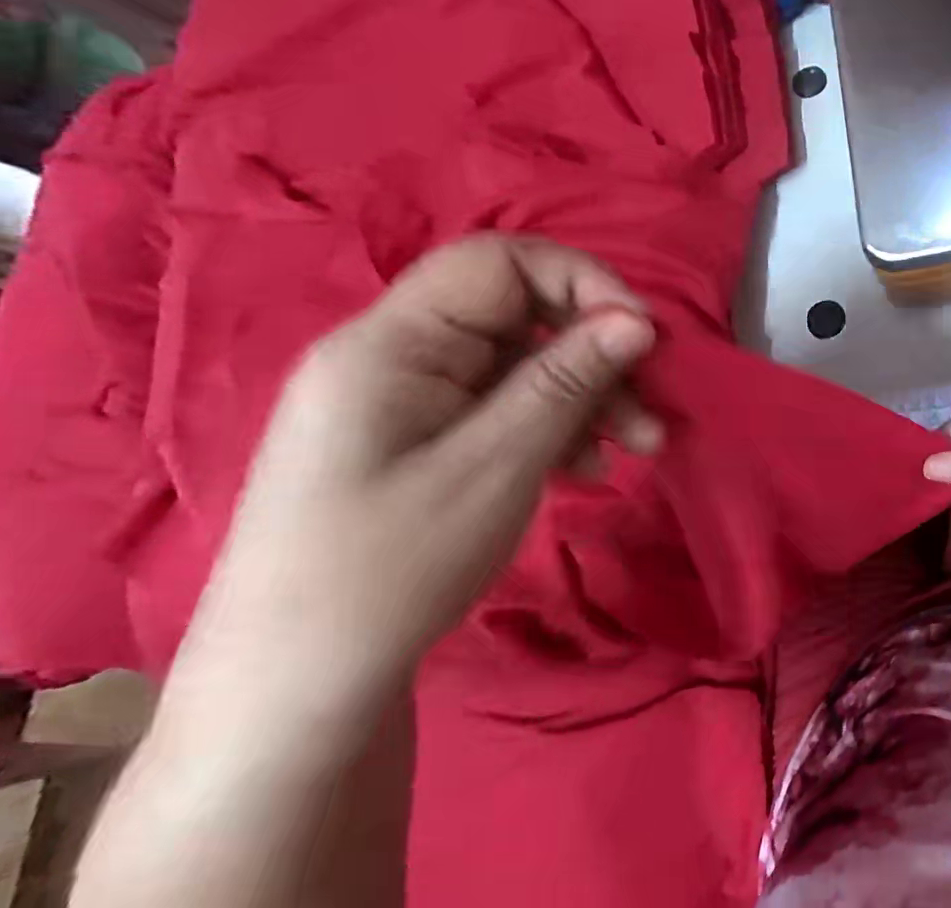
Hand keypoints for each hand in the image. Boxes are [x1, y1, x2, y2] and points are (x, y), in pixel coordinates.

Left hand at [194, 235, 659, 697]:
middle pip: (518, 316)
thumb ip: (567, 381)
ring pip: (520, 365)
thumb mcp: (498, 465)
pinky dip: (556, 427)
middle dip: (595, 353)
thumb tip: (637, 319)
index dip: (580, 282)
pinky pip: (503, 407)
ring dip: (587, 396)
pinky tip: (586, 468)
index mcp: (391, 344)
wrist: (299, 688)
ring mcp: (409, 400)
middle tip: (651, 410)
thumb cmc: (392, 567)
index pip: (497, 262)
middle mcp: (396, 356)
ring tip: (638, 449)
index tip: (642, 335)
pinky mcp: (423, 439)